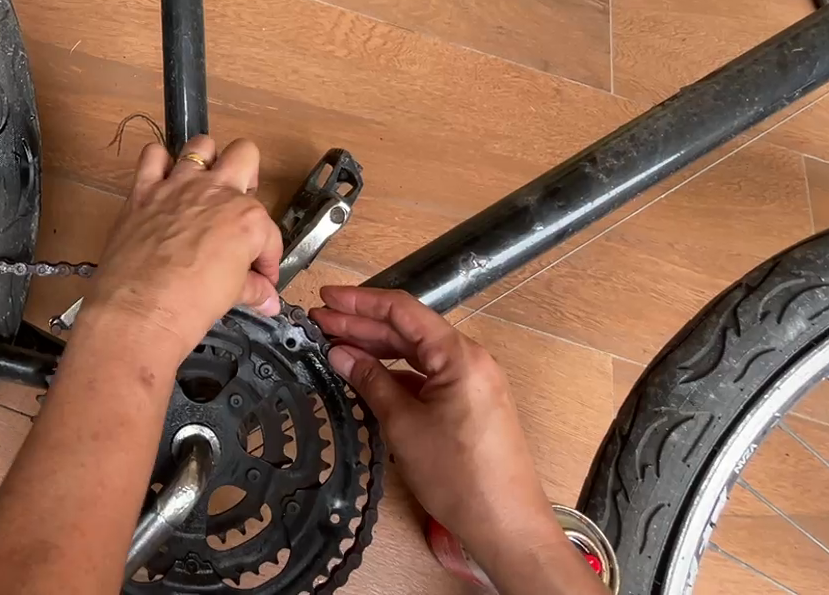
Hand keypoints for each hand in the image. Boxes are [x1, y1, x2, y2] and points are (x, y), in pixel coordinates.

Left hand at [81, 135, 281, 366]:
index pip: (268, 232)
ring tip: (203, 186)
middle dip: (246, 176)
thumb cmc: (190, 304)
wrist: (140, 309)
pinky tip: (162, 183)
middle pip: (244, 155)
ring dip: (205, 161)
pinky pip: (152, 155)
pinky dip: (158, 163)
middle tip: (237, 204)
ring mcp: (178, 185)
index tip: (259, 277)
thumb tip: (267, 299)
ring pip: (201, 145)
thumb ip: (252, 289)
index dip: (266, 258)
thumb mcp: (232, 296)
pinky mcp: (144, 189)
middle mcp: (215, 191)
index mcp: (246, 218)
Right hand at [313, 287, 591, 591]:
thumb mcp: (404, 424)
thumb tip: (338, 352)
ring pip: (414, 351)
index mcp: (458, 355)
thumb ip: (370, 380)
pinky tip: (365, 374)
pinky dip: (393, 370)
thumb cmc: (457, 474)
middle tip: (319, 321)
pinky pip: (424, 373)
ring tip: (334, 343)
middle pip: (407, 328)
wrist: (509, 531)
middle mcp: (468, 360)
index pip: (402, 310)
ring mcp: (470, 382)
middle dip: (361, 323)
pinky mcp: (467, 403)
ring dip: (375, 346)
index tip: (325, 296)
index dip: (359, 300)